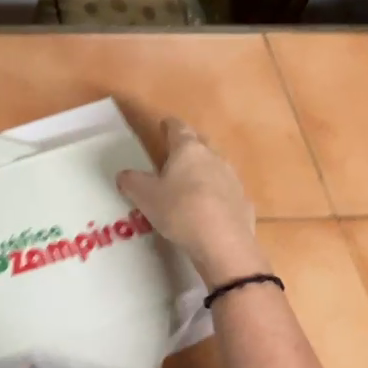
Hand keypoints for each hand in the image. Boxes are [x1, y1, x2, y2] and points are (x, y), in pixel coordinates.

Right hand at [116, 118, 266, 284]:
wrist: (223, 242)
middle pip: (201, 143)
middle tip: (176, 153)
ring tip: (191, 183)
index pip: (178, 128)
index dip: (169, 126)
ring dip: (204, 170)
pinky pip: (226, 192)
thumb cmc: (179, 210)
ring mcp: (232, 179)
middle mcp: (213, 158)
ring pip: (216, 167)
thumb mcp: (145, 197)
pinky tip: (209, 209)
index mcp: (188, 150)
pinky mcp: (243, 202)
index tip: (164, 125)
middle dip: (189, 145)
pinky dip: (216, 195)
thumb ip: (132, 182)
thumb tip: (124, 174)